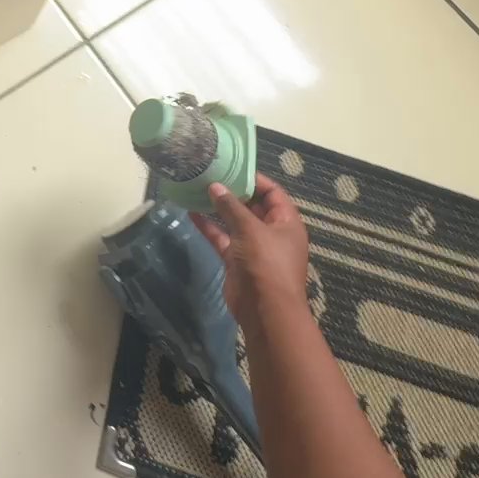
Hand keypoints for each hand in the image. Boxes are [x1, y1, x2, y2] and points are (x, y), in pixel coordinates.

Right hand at [191, 173, 310, 325]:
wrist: (265, 310)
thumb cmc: (266, 264)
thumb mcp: (250, 229)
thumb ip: (231, 206)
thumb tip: (215, 186)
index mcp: (287, 223)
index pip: (273, 193)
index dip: (254, 179)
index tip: (231, 166)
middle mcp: (272, 233)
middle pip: (253, 206)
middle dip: (233, 192)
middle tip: (210, 175)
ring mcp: (254, 247)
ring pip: (235, 222)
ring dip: (219, 208)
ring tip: (198, 189)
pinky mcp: (237, 260)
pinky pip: (223, 238)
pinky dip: (209, 227)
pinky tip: (191, 212)